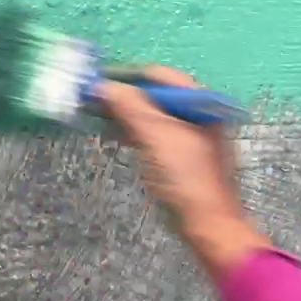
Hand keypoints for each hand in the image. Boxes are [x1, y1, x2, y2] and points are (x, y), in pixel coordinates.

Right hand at [96, 66, 270, 283]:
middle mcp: (199, 113)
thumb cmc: (184, 178)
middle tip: (92, 100)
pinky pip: (154, 133)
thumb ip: (130, 106)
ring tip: (97, 117)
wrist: (208, 225)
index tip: (96, 82)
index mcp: (200, 103)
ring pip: (152, 114)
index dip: (125, 76)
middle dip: (122, 95)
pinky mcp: (183, 156)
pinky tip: (115, 135)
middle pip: (155, 94)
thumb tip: (104, 86)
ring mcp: (192, 135)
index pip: (158, 75)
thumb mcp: (155, 137)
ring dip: (125, 113)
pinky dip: (133, 130)